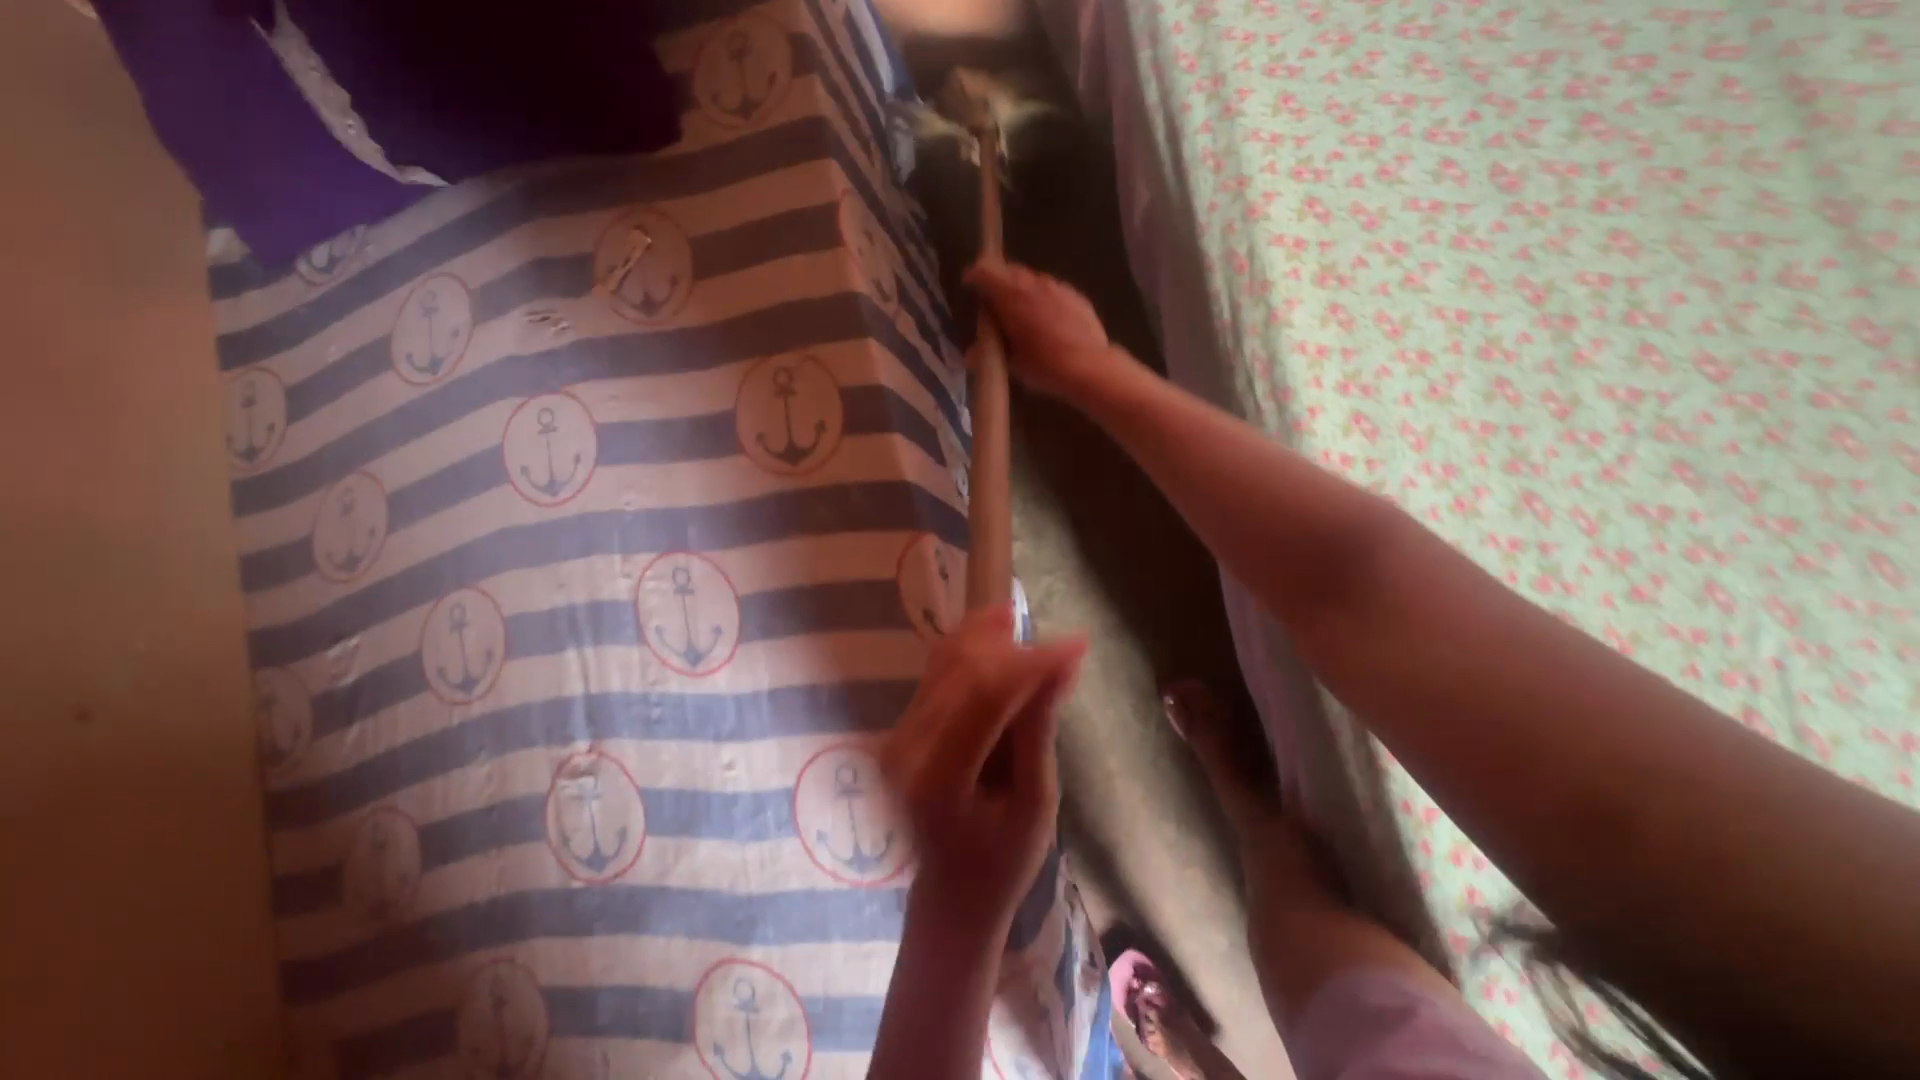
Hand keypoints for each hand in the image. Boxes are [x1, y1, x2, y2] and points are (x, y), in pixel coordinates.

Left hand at [880, 604, 1086, 925]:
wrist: (951, 896)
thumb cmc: (1003, 863)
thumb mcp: (1036, 805)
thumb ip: (1038, 731)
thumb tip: (1062, 662)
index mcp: (938, 778)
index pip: (985, 698)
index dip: (1031, 663)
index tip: (1078, 645)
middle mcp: (906, 749)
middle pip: (960, 671)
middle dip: (1012, 646)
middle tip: (1060, 644)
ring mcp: (896, 737)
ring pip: (944, 664)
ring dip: (990, 643)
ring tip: (1033, 635)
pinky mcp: (900, 730)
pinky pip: (937, 676)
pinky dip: (973, 656)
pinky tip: (1003, 646)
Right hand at [964, 259, 1124, 400]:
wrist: (1089, 367)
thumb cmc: (1043, 365)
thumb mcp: (1011, 363)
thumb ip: (989, 353)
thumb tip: (972, 355)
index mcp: (1011, 295)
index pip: (985, 270)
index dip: (974, 276)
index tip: (969, 285)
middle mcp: (1034, 283)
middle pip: (1009, 270)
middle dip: (998, 282)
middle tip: (994, 302)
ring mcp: (1058, 287)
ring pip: (1033, 280)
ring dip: (1023, 290)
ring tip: (1022, 313)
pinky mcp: (1077, 296)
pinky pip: (1053, 291)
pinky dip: (1045, 300)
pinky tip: (1048, 321)